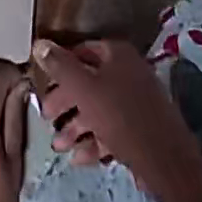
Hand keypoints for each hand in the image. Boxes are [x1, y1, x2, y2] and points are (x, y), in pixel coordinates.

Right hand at [33, 39, 201, 191]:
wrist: (162, 157)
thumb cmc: (120, 115)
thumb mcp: (84, 89)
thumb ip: (61, 67)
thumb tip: (40, 43)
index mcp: (118, 55)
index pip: (82, 51)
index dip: (60, 66)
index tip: (42, 84)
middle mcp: (128, 72)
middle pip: (89, 81)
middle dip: (65, 101)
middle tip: (46, 118)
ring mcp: (135, 100)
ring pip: (98, 108)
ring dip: (76, 126)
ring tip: (59, 145)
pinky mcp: (138, 127)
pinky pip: (110, 128)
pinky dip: (93, 141)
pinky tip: (78, 157)